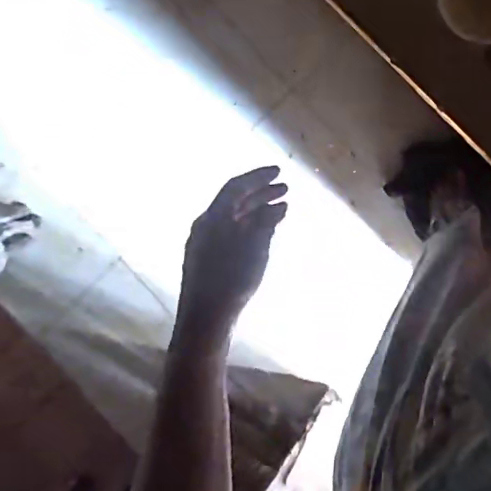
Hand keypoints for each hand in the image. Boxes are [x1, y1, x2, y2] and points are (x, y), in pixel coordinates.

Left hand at [176, 167, 287, 349]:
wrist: (205, 319)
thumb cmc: (231, 281)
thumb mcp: (255, 248)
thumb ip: (266, 222)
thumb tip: (278, 205)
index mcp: (212, 218)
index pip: (236, 187)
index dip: (258, 176)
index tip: (280, 171)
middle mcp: (206, 225)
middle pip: (235, 200)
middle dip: (260, 192)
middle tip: (285, 188)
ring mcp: (205, 242)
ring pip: (234, 216)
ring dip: (256, 209)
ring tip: (280, 207)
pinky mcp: (208, 258)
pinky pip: (231, 230)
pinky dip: (250, 224)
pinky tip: (265, 231)